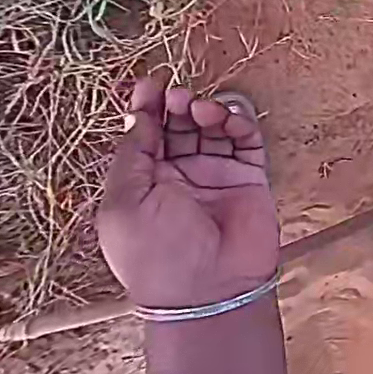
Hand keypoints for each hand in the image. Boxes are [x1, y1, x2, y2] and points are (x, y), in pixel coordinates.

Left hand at [98, 77, 279, 308]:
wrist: (210, 289)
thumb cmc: (157, 250)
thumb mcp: (124, 203)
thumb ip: (132, 154)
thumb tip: (139, 115)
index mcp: (145, 183)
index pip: (147, 135)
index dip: (147, 108)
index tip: (150, 84)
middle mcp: (180, 176)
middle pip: (180, 127)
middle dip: (177, 107)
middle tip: (178, 98)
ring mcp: (216, 175)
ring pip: (212, 130)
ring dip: (205, 112)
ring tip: (200, 111)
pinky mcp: (249, 177)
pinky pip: (245, 141)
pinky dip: (238, 124)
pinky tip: (226, 120)